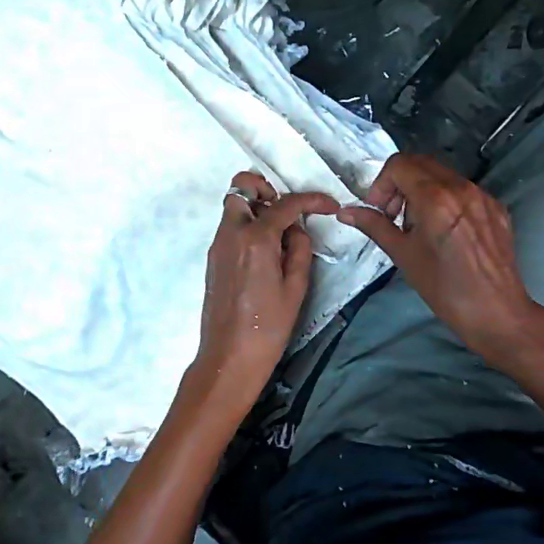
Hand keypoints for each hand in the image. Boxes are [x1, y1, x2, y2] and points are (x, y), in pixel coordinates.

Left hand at [182, 172, 338, 421]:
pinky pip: (230, 227)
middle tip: (287, 211)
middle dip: (266, 188)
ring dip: (256, 206)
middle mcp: (231, 233)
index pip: (285, 203)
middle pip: (241, 187)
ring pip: (233, 206)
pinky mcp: (213, 258)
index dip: (312, 200)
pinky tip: (266, 251)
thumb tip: (296, 230)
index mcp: (255, 238)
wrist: (229, 356)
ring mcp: (218, 245)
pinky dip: (247, 225)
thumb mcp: (296, 287)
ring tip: (280, 234)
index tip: (330, 206)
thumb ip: (299, 249)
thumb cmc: (268, 326)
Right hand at [336, 154, 543, 362]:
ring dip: (421, 190)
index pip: (399, 165)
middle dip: (399, 184)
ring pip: (442, 175)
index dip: (381, 184)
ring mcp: (483, 196)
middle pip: (420, 163)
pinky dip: (444, 199)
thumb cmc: (444, 288)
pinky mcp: (496, 208)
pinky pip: (462, 190)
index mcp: (436, 198)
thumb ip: (374, 226)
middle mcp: (462, 188)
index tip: (380, 211)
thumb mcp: (403, 255)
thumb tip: (346, 212)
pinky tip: (443, 232)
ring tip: (418, 226)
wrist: (497, 313)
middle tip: (393, 216)